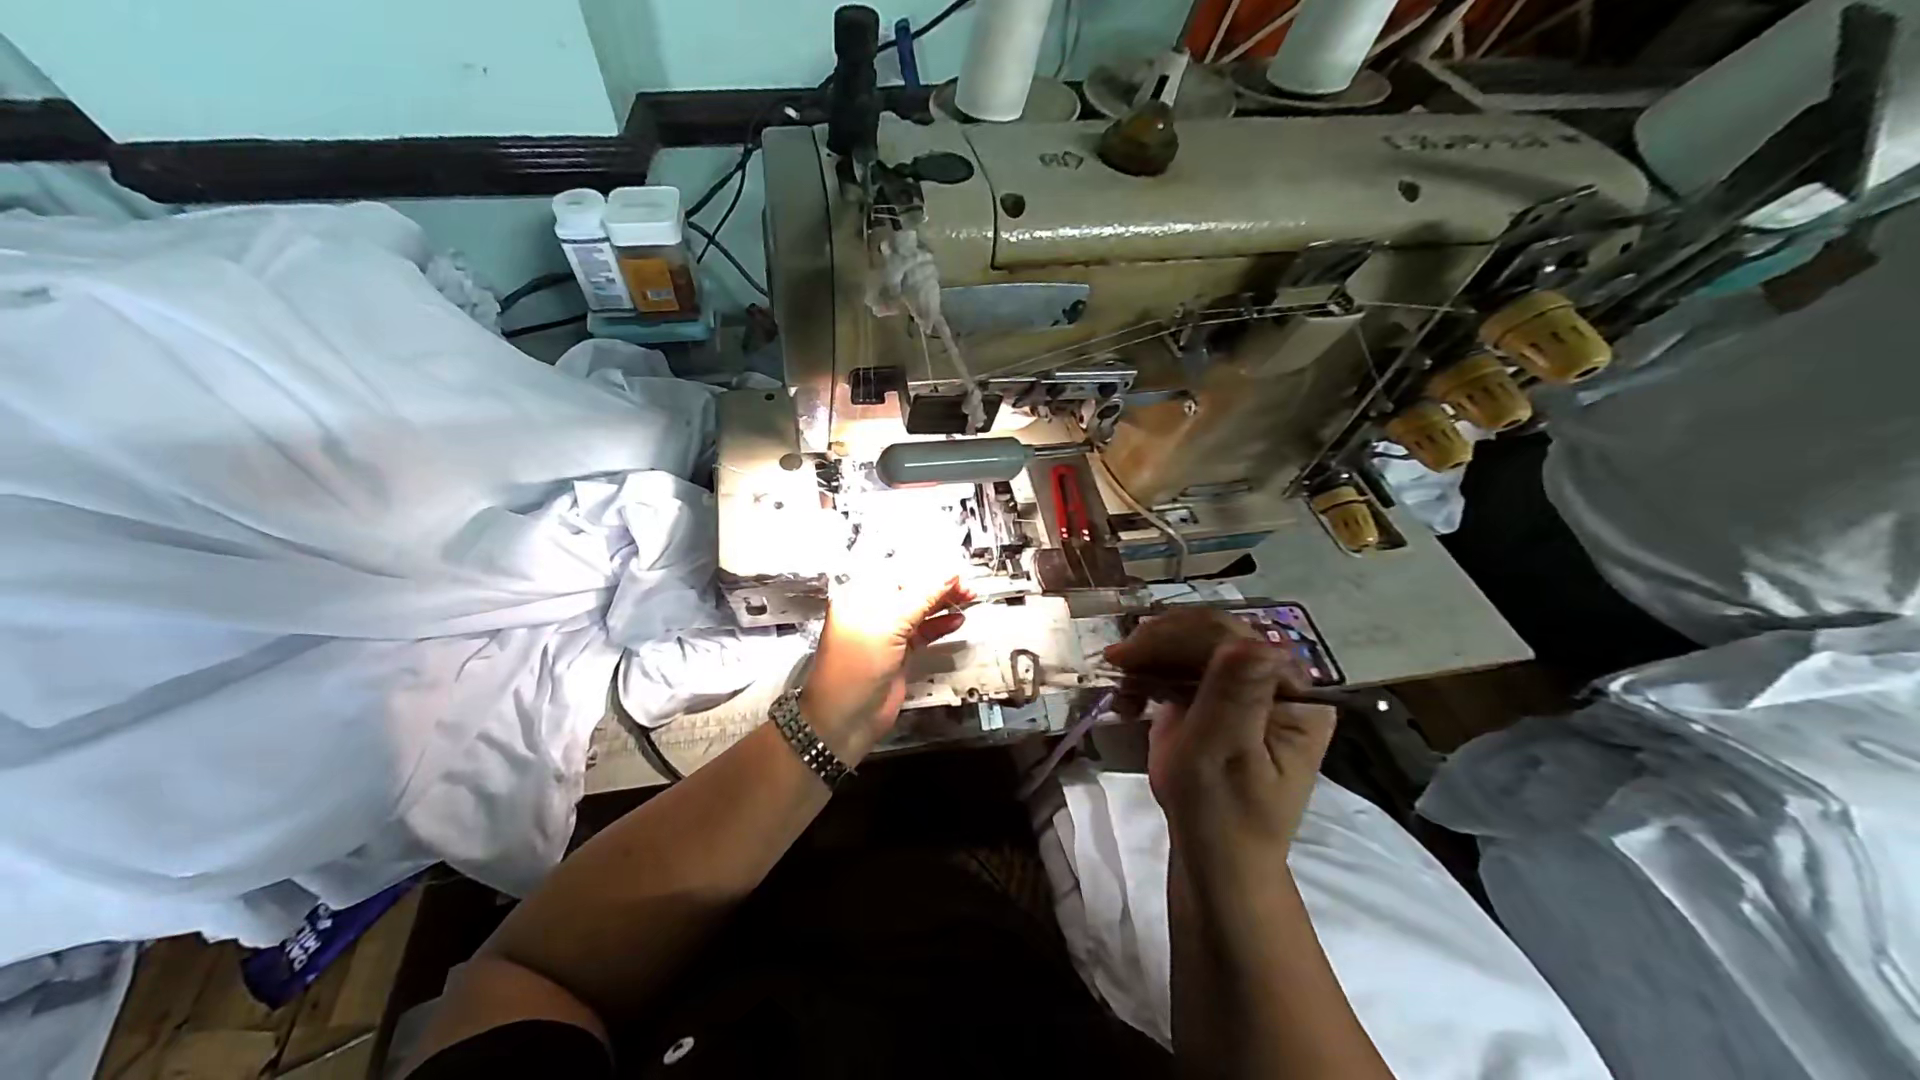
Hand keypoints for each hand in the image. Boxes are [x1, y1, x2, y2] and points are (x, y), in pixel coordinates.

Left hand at [800, 574, 973, 759]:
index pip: (898, 570)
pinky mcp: (899, 652)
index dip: (927, 567)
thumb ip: (921, 598)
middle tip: (966, 583)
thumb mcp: (888, 626)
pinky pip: (923, 631)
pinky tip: (958, 620)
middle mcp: (872, 609)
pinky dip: (940, 625)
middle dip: (939, 584)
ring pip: (920, 609)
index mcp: (859, 595)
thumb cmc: (856, 667)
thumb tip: (950, 573)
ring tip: (969, 596)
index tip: (955, 566)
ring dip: (944, 603)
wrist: (844, 720)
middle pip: (911, 588)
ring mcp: (886, 632)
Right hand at [1103, 609, 1336, 866]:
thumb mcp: (1225, 755)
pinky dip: (1154, 674)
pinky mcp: (1220, 701)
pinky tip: (1131, 693)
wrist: (1215, 860)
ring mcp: (1247, 690)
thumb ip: (1235, 695)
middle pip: (1213, 637)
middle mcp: (1276, 683)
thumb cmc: (1222, 815)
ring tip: (1120, 678)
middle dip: (1161, 644)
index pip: (1235, 640)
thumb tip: (1246, 641)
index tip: (1129, 652)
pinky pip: (1186, 669)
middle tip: (1116, 659)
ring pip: (1195, 648)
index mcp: (1294, 693)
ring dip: (1153, 657)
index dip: (1180, 637)